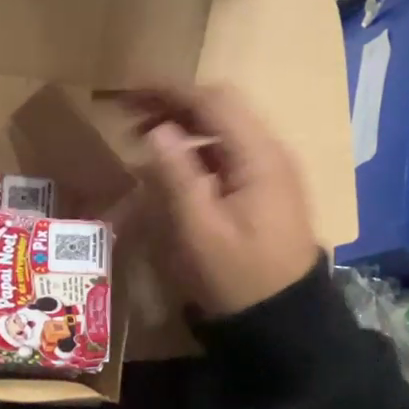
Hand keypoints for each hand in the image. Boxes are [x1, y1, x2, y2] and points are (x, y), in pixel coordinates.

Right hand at [121, 84, 319, 317]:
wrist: (281, 318)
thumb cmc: (236, 276)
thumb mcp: (199, 230)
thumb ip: (177, 176)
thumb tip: (157, 131)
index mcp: (258, 157)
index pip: (213, 102)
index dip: (169, 91)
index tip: (127, 91)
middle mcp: (270, 153)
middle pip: (220, 108)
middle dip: (172, 103)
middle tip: (126, 111)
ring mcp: (270, 170)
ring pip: (224, 129)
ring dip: (183, 123)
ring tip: (141, 134)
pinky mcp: (264, 188)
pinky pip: (228, 152)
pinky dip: (196, 146)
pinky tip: (171, 161)